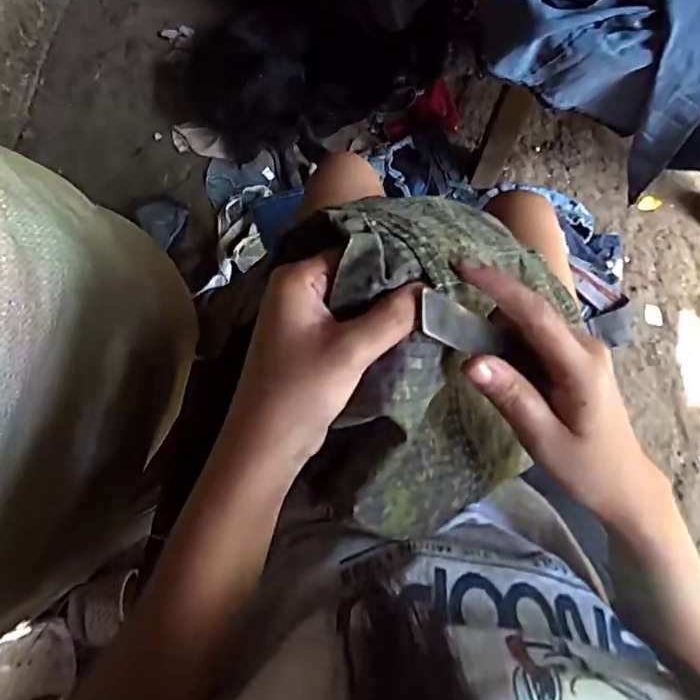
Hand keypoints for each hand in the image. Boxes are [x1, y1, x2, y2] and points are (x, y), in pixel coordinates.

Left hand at [224, 251, 419, 472]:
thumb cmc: (301, 391)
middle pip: (354, 272)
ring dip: (384, 303)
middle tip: (434, 284)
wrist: (265, 447)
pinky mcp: (310, 338)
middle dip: (391, 281)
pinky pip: (347, 318)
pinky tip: (403, 325)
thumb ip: (391, 316)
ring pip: (353, 297)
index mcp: (296, 278)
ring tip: (426, 302)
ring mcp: (302, 314)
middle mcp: (296, 288)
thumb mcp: (351, 351)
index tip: (429, 264)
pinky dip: (371, 322)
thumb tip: (428, 288)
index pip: (353, 251)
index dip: (392, 257)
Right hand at [455, 259, 670, 533]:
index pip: (536, 312)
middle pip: (530, 312)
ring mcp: (583, 348)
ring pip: (531, 323)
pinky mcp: (575, 356)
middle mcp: (585, 345)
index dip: (498, 285)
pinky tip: (504, 372)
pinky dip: (513, 345)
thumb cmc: (587, 469)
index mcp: (581, 364)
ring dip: (501, 334)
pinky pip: (537, 337)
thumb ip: (511, 397)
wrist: (626, 485)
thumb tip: (471, 361)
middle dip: (491, 314)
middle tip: (457, 332)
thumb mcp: (544, 440)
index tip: (463, 266)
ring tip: (485, 370)